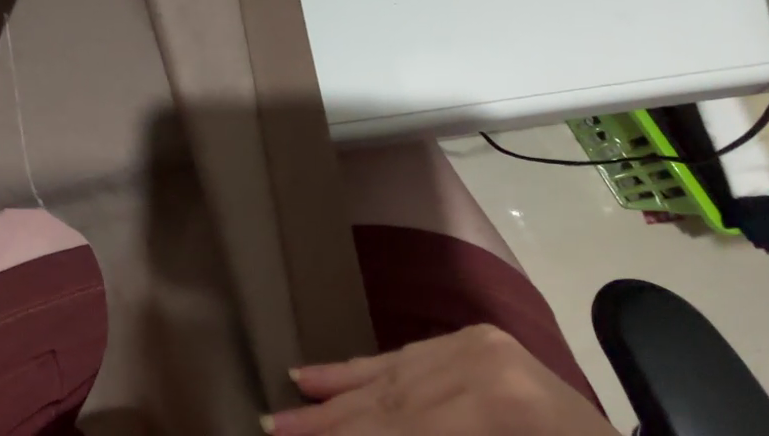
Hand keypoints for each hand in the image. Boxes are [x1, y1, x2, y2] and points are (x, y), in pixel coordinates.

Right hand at [264, 326, 615, 435]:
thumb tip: (348, 434)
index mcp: (495, 407)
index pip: (398, 429)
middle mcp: (484, 362)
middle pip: (388, 404)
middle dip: (328, 423)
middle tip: (273, 428)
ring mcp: (482, 344)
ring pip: (390, 376)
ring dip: (335, 396)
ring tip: (286, 407)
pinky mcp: (480, 340)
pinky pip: (409, 358)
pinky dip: (364, 371)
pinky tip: (323, 376)